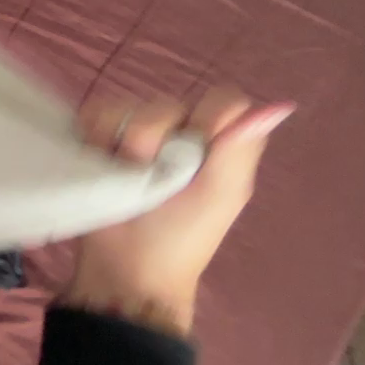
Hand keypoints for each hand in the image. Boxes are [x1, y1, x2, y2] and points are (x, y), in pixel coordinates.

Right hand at [64, 88, 292, 335]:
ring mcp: (130, 138)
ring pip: (118, 106)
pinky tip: (95, 158)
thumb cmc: (180, 235)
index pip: (218, 101)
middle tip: (148, 170)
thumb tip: (276, 107)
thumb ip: (238, 150)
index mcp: (215, 147)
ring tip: (117, 170)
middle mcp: (174, 137)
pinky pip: (88, 116)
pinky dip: (89, 134)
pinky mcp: (92, 141)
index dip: (205, 114)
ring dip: (114, 137)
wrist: (124, 263)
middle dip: (149, 134)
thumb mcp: (219, 195)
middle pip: (160, 102)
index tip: (194, 140)